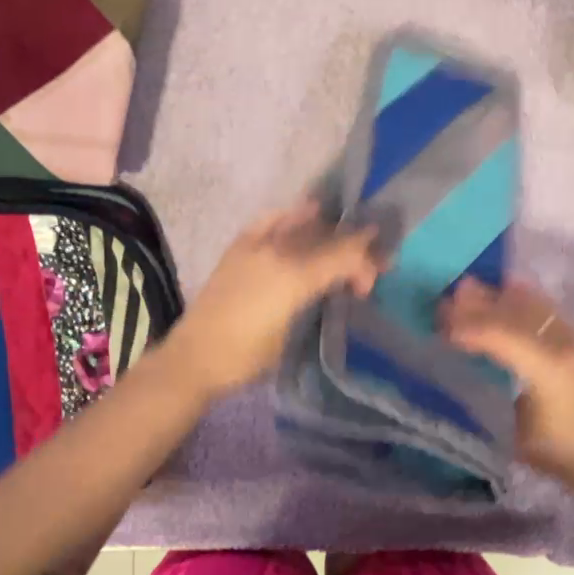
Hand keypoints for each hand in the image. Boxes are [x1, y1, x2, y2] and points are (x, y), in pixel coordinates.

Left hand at [159, 201, 381, 398]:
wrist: (196, 357)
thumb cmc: (248, 357)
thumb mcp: (293, 335)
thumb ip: (318, 302)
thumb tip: (336, 288)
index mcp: (295, 277)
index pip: (344, 255)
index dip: (366, 262)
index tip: (377, 275)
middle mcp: (277, 252)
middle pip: (326, 236)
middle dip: (353, 244)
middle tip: (369, 259)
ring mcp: (255, 246)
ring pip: (300, 223)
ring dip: (325, 229)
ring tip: (340, 240)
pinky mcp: (238, 248)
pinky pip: (269, 221)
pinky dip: (289, 217)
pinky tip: (302, 217)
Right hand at [441, 279, 573, 492]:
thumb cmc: (557, 453)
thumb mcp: (514, 431)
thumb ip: (491, 395)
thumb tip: (465, 370)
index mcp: (547, 369)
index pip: (501, 336)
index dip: (469, 329)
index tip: (442, 328)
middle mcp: (564, 345)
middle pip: (516, 314)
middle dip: (480, 305)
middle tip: (450, 297)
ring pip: (533, 306)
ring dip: (501, 298)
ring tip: (473, 289)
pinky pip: (548, 312)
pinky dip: (525, 300)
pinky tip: (509, 292)